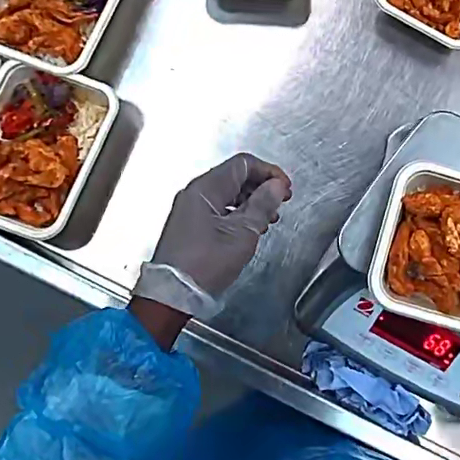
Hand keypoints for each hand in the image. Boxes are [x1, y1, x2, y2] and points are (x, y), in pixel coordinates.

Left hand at [132, 154, 292, 318]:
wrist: (173, 295)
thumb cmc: (205, 264)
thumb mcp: (243, 233)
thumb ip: (263, 204)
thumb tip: (276, 186)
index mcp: (206, 188)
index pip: (243, 164)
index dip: (269, 172)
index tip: (286, 189)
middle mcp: (195, 193)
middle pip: (235, 176)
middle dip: (262, 187)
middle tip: (280, 203)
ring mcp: (191, 208)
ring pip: (228, 193)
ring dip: (252, 202)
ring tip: (269, 219)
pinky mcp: (190, 224)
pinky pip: (219, 207)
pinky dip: (238, 213)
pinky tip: (250, 228)